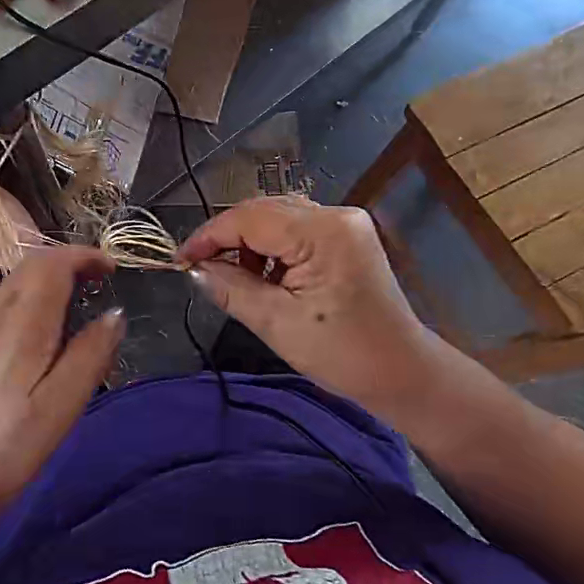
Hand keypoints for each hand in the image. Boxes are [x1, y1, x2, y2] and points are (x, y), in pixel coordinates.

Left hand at [0, 246, 123, 563]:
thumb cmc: (10, 447)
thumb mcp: (64, 405)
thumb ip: (91, 353)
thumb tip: (114, 314)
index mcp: (21, 326)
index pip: (50, 264)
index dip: (83, 256)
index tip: (112, 269)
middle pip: (29, 265)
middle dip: (67, 260)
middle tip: (100, 279)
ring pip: (14, 283)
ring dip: (48, 276)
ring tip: (79, 298)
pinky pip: (4, 304)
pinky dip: (31, 296)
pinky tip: (44, 327)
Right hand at [178, 197, 447, 417]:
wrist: (402, 373)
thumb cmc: (342, 354)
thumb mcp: (276, 322)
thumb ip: (230, 288)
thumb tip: (194, 270)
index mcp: (321, 232)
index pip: (248, 218)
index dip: (208, 236)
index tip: (180, 261)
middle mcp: (336, 214)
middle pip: (262, 210)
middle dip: (227, 238)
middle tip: (201, 269)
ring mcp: (345, 223)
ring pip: (277, 217)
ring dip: (248, 243)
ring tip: (235, 278)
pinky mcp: (347, 237)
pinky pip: (296, 230)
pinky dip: (272, 248)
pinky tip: (264, 275)